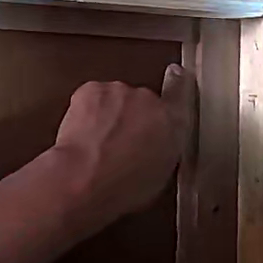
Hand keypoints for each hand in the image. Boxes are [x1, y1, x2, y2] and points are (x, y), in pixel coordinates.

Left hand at [49, 65, 191, 220]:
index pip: (181, 97)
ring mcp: (121, 91)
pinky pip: (92, 97)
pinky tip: (81, 134)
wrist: (85, 178)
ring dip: (109, 114)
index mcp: (172, 124)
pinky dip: (86, 110)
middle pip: (142, 102)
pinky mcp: (93, 88)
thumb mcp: (158, 177)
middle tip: (117, 142)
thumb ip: (163, 150)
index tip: (176, 74)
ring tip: (96, 143)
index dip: (178, 85)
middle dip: (132, 116)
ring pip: (115, 98)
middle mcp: (150, 100)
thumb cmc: (123, 188)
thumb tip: (154, 145)